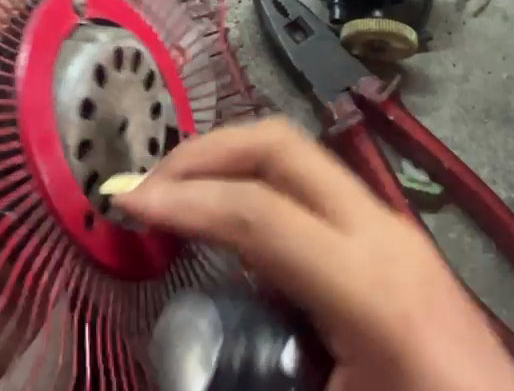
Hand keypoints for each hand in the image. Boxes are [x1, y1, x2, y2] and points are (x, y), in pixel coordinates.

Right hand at [114, 117, 513, 390]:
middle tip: (150, 183)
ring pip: (295, 156)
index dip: (182, 199)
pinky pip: (310, 185)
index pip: (257, 212)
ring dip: (228, 160)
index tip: (123, 199)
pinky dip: (255, 182)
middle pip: (279, 147)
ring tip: (176, 193)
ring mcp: (390, 226)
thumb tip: (182, 359)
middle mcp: (381, 234)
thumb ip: (249, 366)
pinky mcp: (391, 234)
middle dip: (204, 152)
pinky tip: (229, 219)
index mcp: (370, 288)